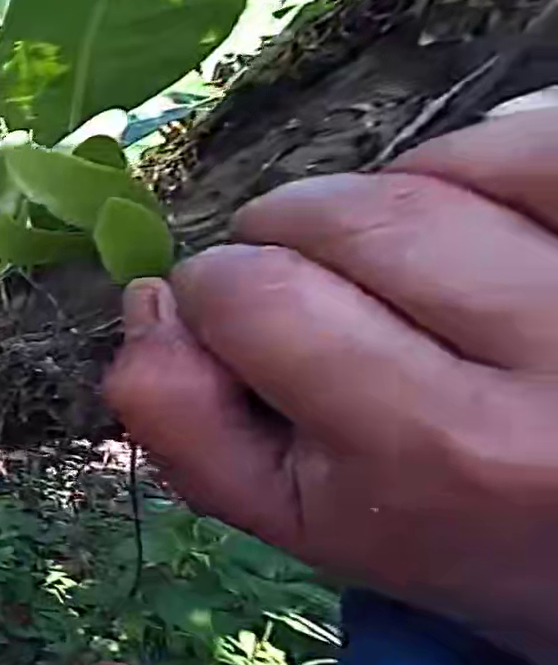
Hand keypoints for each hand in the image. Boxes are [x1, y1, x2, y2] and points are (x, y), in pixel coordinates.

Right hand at [104, 109, 557, 664]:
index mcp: (441, 450)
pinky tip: (478, 220)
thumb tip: (148, 297)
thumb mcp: (268, 504)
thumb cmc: (425, 523)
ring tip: (394, 259)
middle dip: (283, 233)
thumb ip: (168, 411)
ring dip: (378, 200)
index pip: (250, 293)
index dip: (210, 291)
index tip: (231, 322)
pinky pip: (546, 142)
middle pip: (345, 219)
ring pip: (442, 169)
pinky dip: (481, 161)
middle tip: (304, 281)